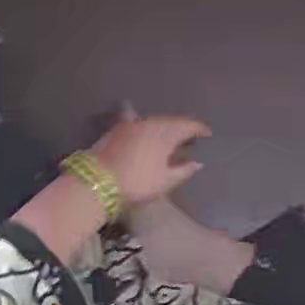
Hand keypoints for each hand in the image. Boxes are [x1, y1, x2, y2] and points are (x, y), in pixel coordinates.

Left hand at [89, 110, 209, 205]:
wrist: (96, 182)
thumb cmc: (136, 183)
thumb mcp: (165, 181)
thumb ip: (184, 170)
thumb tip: (197, 163)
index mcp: (165, 133)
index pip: (188, 125)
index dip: (200, 129)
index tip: (208, 134)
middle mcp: (149, 122)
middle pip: (171, 121)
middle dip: (182, 128)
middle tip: (190, 139)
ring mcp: (130, 124)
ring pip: (154, 122)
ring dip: (165, 129)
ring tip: (171, 140)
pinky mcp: (116, 130)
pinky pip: (139, 124)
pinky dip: (148, 130)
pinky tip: (148, 138)